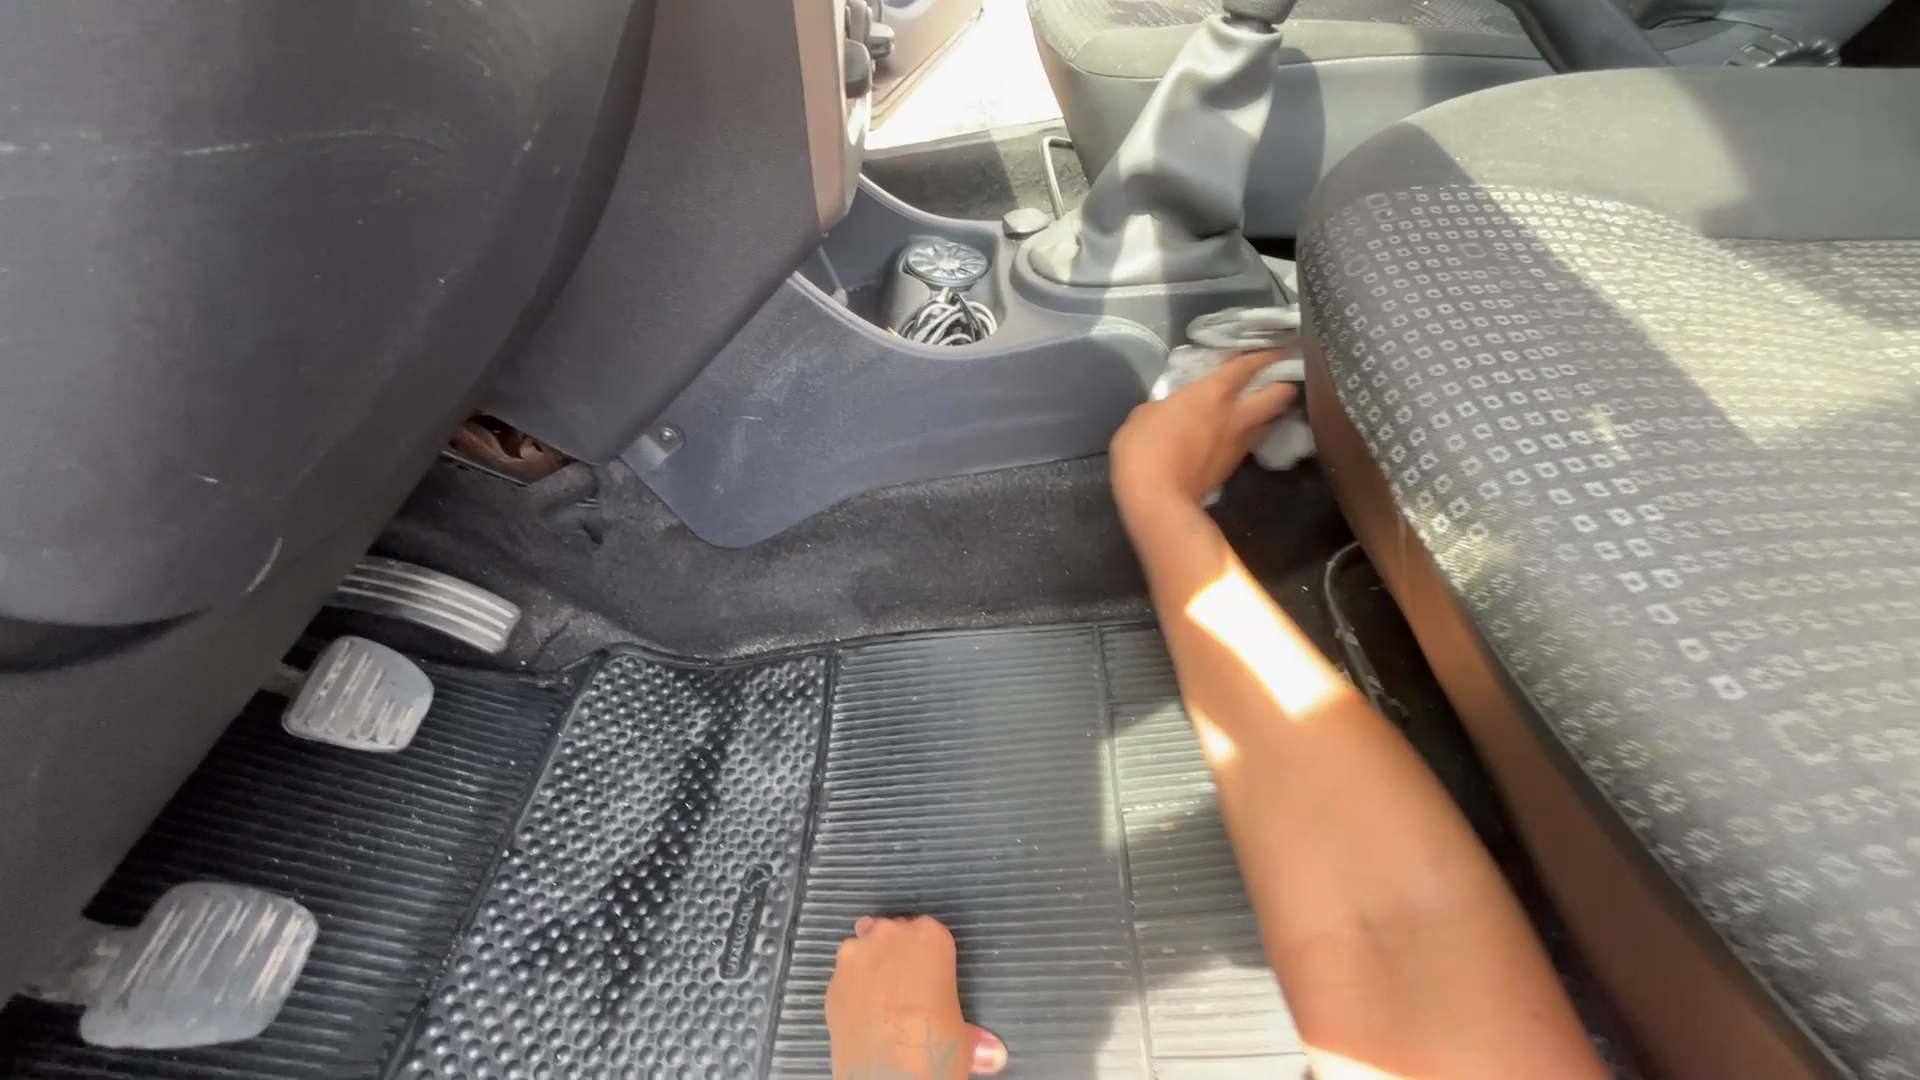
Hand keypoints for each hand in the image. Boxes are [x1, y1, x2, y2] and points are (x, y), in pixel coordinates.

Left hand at [827, 915, 1007, 1078]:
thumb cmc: (934, 1050)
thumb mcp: (962, 1040)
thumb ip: (975, 1035)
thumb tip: (995, 1053)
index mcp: (930, 936)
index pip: (930, 934)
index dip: (930, 960)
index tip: (930, 983)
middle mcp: (890, 934)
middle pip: (894, 934)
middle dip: (898, 957)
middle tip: (907, 994)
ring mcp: (856, 954)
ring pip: (865, 948)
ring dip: (872, 966)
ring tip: (881, 1002)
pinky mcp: (832, 981)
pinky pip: (845, 976)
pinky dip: (852, 989)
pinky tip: (861, 1013)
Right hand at [1110, 350, 1297, 515]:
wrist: (1157, 499)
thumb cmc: (1144, 449)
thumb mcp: (1144, 415)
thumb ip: (1166, 405)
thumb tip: (1172, 410)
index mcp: (1212, 393)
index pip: (1246, 366)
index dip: (1264, 355)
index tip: (1276, 350)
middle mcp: (1235, 416)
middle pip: (1278, 395)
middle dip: (1285, 384)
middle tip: (1280, 381)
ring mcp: (1238, 444)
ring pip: (1270, 422)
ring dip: (1271, 413)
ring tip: (1263, 408)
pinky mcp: (1232, 468)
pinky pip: (1250, 444)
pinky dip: (1250, 436)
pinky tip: (1239, 435)